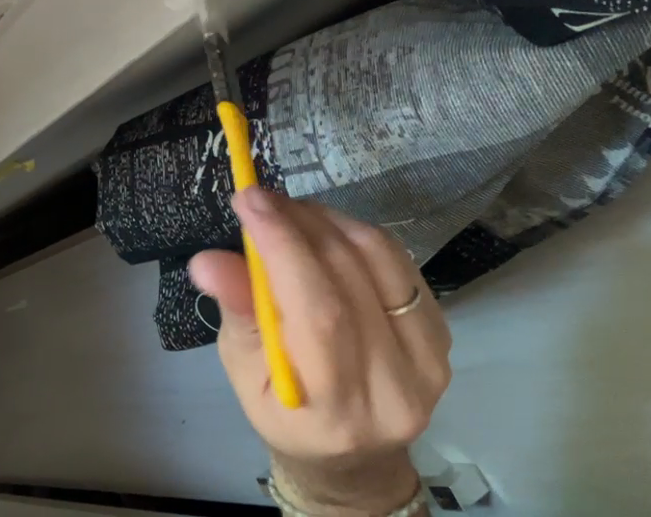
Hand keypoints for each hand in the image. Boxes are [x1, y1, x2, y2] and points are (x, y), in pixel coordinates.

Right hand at [191, 188, 450, 515]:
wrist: (351, 453)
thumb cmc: (281, 408)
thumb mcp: (242, 366)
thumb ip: (236, 311)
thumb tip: (206, 260)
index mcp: (335, 409)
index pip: (317, 313)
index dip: (283, 247)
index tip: (248, 200)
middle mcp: (395, 390)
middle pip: (349, 280)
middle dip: (299, 223)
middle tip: (260, 197)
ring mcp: (429, 365)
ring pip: (381, 263)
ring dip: (328, 221)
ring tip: (289, 210)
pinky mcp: (443, 339)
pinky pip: (401, 266)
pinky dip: (357, 235)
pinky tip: (325, 230)